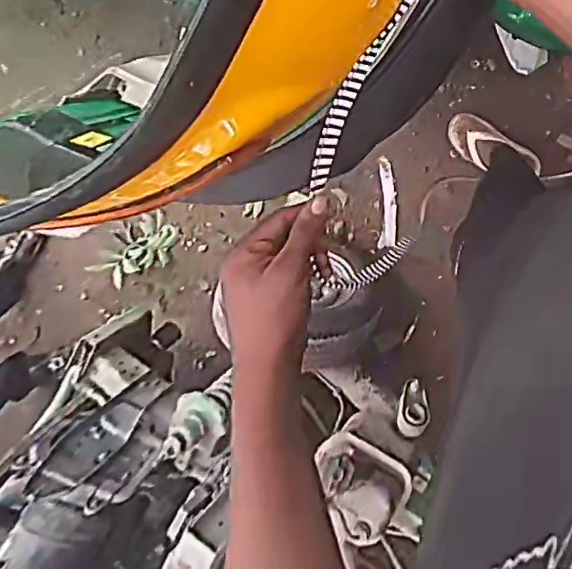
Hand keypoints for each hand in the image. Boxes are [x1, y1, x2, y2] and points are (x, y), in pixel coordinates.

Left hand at [219, 195, 329, 378]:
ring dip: (310, 256)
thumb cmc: (273, 323)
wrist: (269, 366)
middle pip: (284, 235)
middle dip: (309, 241)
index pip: (278, 219)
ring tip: (320, 270)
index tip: (328, 213)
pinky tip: (315, 280)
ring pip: (289, 253)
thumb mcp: (292, 268)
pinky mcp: (268, 296)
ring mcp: (255, 282)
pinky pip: (289, 271)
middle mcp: (244, 266)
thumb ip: (306, 232)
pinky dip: (306, 271)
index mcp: (243, 255)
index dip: (305, 215)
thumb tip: (318, 204)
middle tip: (324, 251)